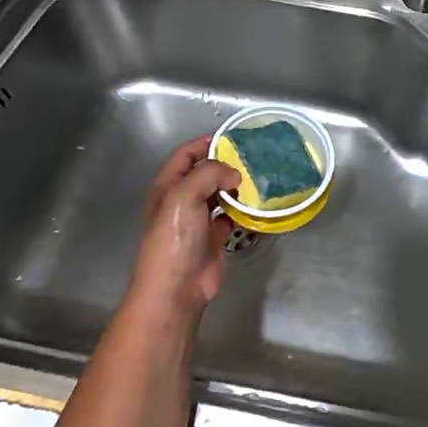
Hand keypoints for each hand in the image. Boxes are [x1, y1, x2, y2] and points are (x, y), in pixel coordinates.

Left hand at [129, 136, 239, 311]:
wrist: (176, 287)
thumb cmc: (174, 237)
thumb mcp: (185, 194)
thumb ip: (210, 174)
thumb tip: (234, 174)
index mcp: (168, 186)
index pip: (185, 155)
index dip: (204, 144)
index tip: (230, 140)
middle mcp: (182, 200)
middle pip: (204, 173)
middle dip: (225, 165)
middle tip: (251, 159)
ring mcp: (198, 220)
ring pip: (219, 194)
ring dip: (236, 187)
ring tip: (259, 178)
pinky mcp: (214, 237)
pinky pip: (230, 217)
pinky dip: (242, 211)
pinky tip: (256, 205)